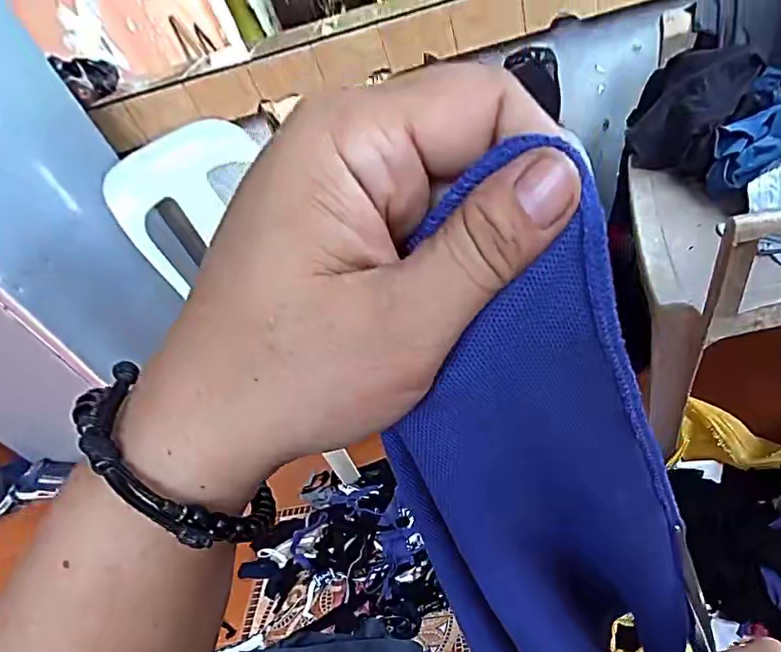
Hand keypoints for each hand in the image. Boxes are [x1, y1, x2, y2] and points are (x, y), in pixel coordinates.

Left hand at [117, 64, 582, 508]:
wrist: (217, 422)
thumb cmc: (291, 377)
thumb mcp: (407, 320)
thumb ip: (486, 246)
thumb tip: (562, 177)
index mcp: (353, 139)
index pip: (486, 99)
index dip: (540, 160)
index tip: (563, 239)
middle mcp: (351, 142)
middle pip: (475, 140)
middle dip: (516, 211)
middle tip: (525, 292)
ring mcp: (353, 184)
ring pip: (461, 187)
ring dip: (490, 247)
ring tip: (489, 309)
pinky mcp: (358, 224)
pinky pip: (435, 223)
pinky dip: (463, 264)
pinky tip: (463, 308)